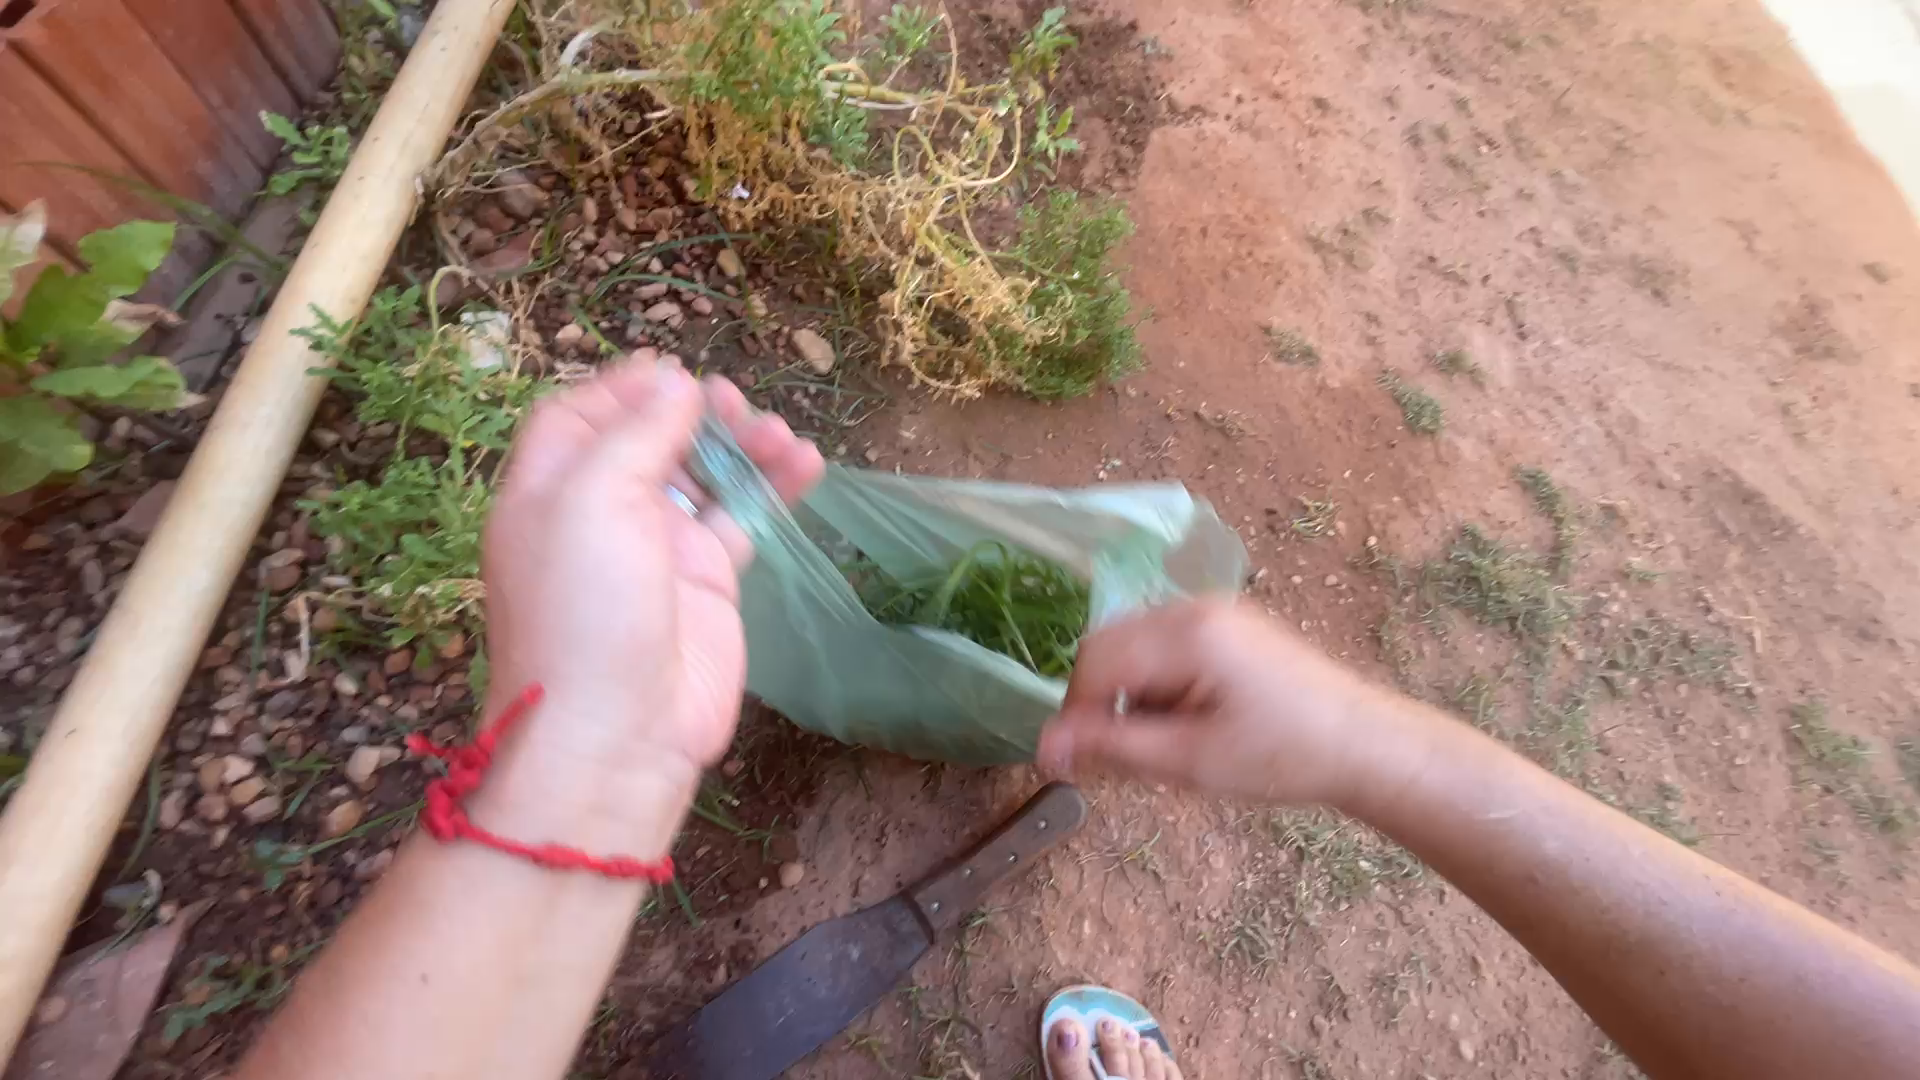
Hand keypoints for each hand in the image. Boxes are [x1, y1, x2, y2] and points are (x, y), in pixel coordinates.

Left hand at [473, 363, 821, 844]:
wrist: (624, 728)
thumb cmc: (589, 608)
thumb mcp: (593, 502)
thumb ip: (638, 435)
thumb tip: (678, 384)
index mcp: (551, 492)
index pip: (579, 418)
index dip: (623, 390)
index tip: (675, 375)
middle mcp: (604, 514)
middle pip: (652, 441)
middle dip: (693, 415)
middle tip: (735, 402)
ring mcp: (661, 548)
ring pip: (706, 477)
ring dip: (743, 448)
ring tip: (780, 434)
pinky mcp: (711, 578)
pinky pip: (745, 518)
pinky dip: (774, 489)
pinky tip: (806, 463)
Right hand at [1037, 599, 1424, 808]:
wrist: (1367, 745)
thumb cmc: (1282, 758)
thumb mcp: (1190, 761)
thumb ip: (1112, 747)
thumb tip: (1044, 746)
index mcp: (1186, 632)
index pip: (1095, 659)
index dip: (1074, 710)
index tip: (1072, 762)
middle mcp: (1191, 606)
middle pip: (1108, 644)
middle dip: (1099, 698)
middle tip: (1116, 754)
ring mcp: (1209, 609)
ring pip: (1129, 642)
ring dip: (1124, 690)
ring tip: (1157, 738)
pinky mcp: (1222, 621)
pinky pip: (1158, 642)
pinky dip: (1150, 679)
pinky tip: (1179, 715)